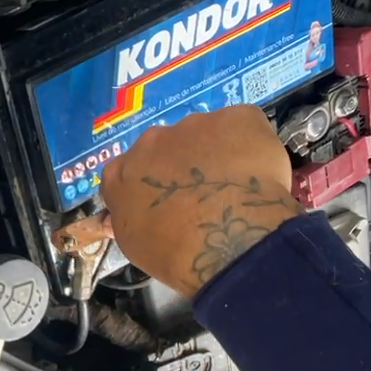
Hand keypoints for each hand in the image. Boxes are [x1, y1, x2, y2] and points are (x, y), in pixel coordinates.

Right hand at [100, 106, 303, 297]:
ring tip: (231, 187)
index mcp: (120, 173)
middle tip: (197, 196)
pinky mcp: (237, 117)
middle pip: (163, 148)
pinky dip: (247, 147)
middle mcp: (151, 140)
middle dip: (177, 166)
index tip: (159, 205)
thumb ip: (125, 220)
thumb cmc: (172, 253)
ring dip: (211, 155)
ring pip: (202, 135)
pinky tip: (254, 173)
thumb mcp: (134, 245)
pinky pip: (241, 127)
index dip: (144, 188)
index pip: (125, 173)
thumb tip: (117, 216)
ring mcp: (195, 124)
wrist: (227, 242)